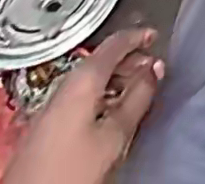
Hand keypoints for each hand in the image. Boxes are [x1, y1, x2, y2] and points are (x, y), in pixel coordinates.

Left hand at [1, 28, 164, 183]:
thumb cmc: (72, 169)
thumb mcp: (114, 136)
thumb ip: (138, 98)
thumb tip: (155, 68)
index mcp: (84, 78)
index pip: (115, 43)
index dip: (138, 36)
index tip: (156, 36)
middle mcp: (67, 83)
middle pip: (103, 59)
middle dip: (130, 59)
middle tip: (153, 69)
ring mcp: (55, 103)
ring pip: (92, 77)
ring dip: (117, 78)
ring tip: (138, 91)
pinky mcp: (49, 123)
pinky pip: (83, 94)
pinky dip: (103, 93)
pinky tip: (113, 112)